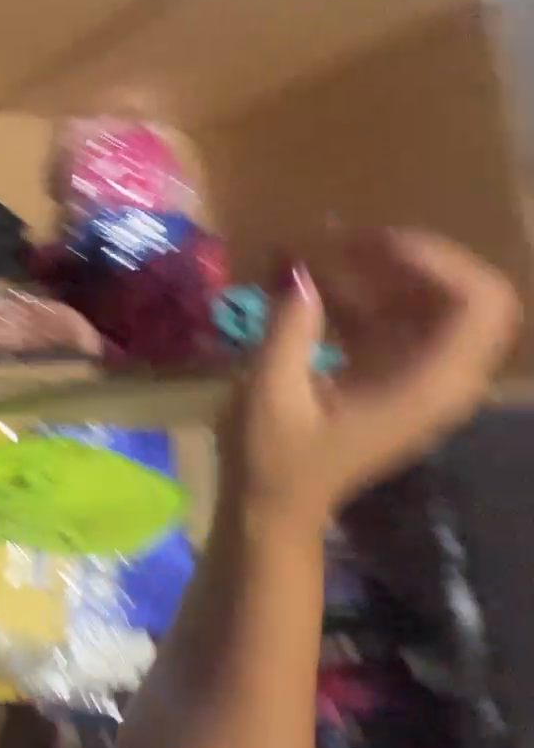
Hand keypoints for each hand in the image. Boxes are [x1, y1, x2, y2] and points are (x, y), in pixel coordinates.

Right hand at [233, 228, 520, 522]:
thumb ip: (289, 328)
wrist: (276, 507)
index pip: (478, 303)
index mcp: (429, 384)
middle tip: (345, 240)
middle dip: (412, 262)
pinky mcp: (394, 384)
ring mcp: (422, 382)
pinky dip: (369, 302)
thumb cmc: (274, 456)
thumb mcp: (270, 391)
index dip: (433, 260)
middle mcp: (444, 380)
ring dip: (389, 277)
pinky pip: (400, 329)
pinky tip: (321, 290)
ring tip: (328, 255)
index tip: (365, 241)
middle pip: (467, 300)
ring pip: (434, 311)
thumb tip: (295, 268)